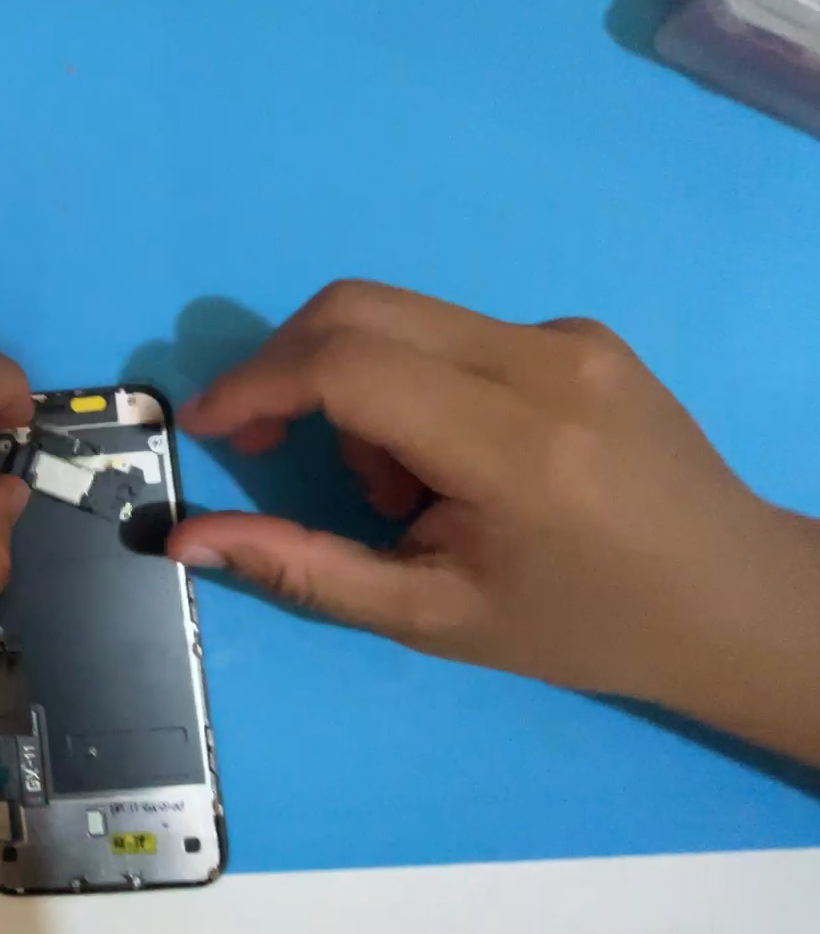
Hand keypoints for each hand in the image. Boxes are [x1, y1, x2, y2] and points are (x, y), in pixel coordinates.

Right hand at [167, 281, 819, 761]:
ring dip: (336, 383)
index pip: (348, 367)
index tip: (206, 425)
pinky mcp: (568, 333)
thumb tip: (185, 539)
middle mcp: (545, 362)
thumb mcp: (421, 616)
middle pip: (354, 310)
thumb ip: (295, 567)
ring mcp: (565, 336)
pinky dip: (386, 382)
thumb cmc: (579, 624)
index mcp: (518, 446)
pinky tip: (426, 453)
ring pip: (385, 315)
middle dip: (276, 369)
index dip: (253, 385)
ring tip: (377, 477)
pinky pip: (430, 331)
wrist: (747, 603)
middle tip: (260, 440)